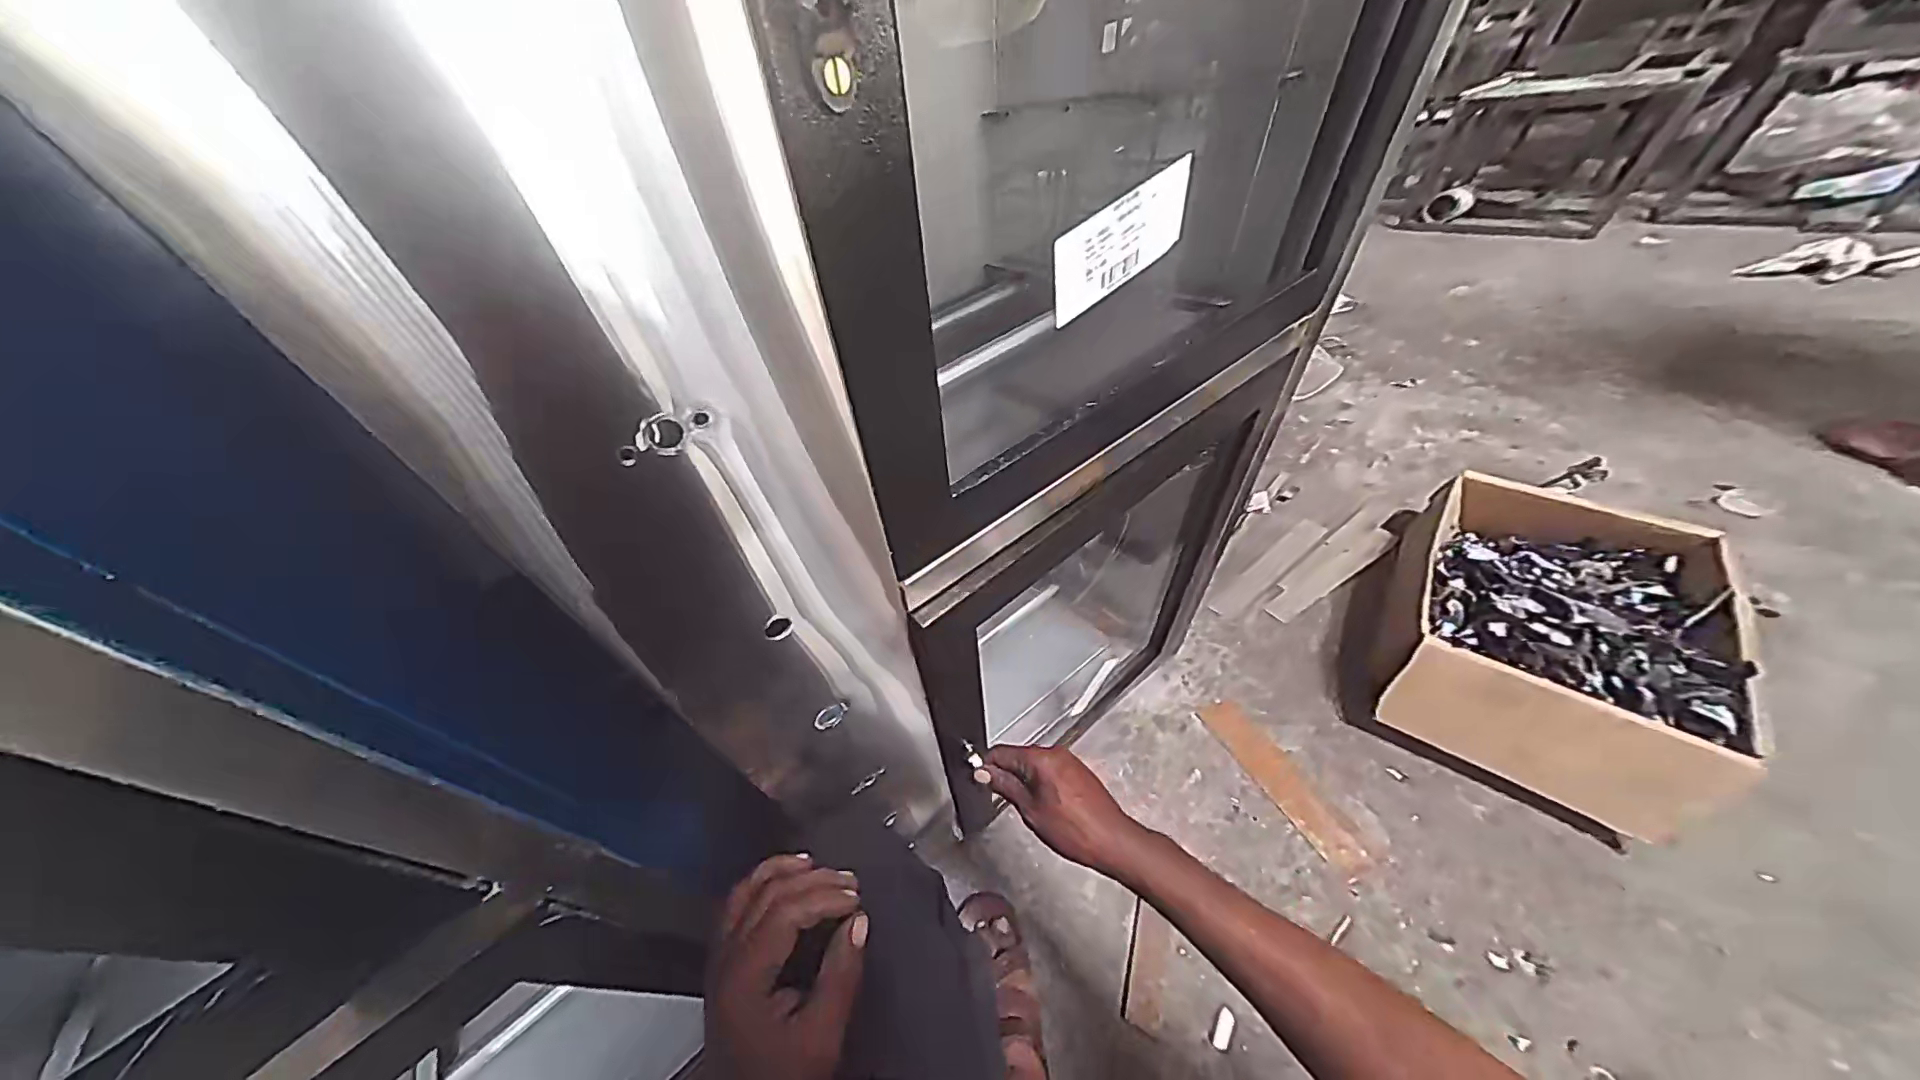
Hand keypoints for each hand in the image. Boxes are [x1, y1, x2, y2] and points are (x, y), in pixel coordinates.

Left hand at [706, 855, 866, 1079]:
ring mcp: (719, 958)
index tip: (856, 901)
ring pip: (745, 892)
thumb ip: (840, 976)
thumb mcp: (821, 1037)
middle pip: (767, 895)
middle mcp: (725, 959)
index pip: (785, 912)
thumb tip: (858, 922)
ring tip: (816, 865)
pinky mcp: (723, 961)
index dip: (824, 898)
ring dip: (782, 871)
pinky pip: (736, 904)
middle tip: (849, 881)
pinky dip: (762, 882)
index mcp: (745, 976)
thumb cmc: (784, 1074)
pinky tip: (784, 878)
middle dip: (812, 881)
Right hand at [977, 745, 1152, 878]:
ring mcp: (1069, 761)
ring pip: (1034, 764)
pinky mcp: (1077, 771)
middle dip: (1006, 773)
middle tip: (1000, 797)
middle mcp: (1056, 753)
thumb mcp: (1030, 810)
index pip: (1001, 751)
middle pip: (1018, 756)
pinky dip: (1040, 783)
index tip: (980, 777)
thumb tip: (986, 773)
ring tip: (1026, 807)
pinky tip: (1044, 805)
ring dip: (1024, 780)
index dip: (987, 765)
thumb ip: (1004, 786)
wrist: (1112, 841)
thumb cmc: (1077, 830)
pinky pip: (1049, 770)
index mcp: (1041, 758)